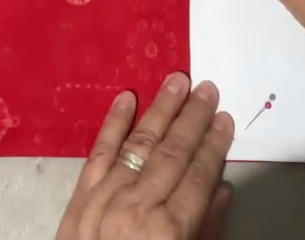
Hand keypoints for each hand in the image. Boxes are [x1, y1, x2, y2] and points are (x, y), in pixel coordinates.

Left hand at [55, 73, 234, 239]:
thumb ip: (204, 232)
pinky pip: (99, 152)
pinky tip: (126, 98)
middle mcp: (136, 209)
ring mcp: (104, 199)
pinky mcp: (79, 197)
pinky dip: (113, 123)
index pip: (197, 177)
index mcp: (167, 233)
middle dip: (192, 118)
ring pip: (139, 145)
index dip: (213, 145)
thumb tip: (223, 190)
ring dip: (160, 110)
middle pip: (171, 154)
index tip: (225, 117)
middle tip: (207, 87)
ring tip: (176, 81)